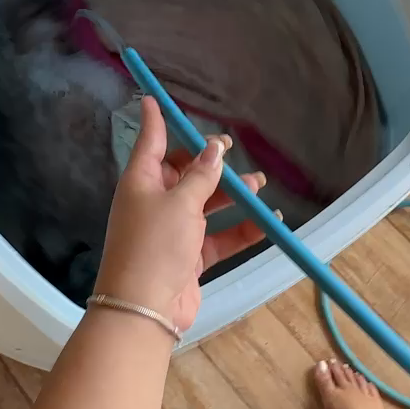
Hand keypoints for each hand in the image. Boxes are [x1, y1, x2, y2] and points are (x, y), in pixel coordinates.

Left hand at [94, 97, 266, 332]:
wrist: (144, 310)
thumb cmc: (155, 244)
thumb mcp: (180, 203)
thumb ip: (202, 176)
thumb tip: (214, 149)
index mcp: (142, 181)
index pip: (151, 142)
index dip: (155, 120)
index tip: (153, 98)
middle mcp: (155, 200)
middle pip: (184, 172)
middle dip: (209, 162)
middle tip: (231, 149)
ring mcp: (172, 230)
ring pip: (206, 202)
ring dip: (231, 194)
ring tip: (259, 183)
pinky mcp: (189, 256)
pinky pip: (218, 235)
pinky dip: (241, 229)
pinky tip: (268, 222)